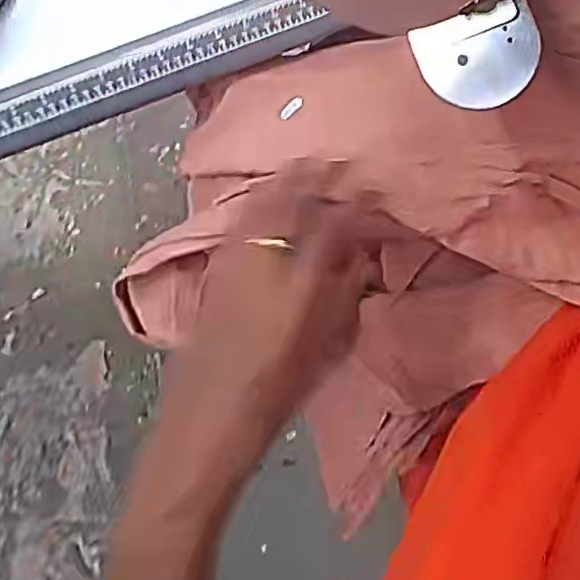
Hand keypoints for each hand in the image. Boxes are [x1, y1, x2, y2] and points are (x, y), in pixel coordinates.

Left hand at [171, 168, 394, 425]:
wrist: (209, 417)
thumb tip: (360, 255)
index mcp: (303, 273)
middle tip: (335, 162)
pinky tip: (265, 198)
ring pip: (263, 203)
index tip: (369, 187)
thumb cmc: (279, 384)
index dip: (355, 200)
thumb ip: (348, 289)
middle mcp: (268, 255)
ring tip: (302, 167)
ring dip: (286, 181)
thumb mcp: (330, 340)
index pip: (337, 221)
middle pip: (294, 199)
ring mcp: (236, 257)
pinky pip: (244, 217)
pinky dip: (260, 200)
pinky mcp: (216, 266)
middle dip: (316, 176)